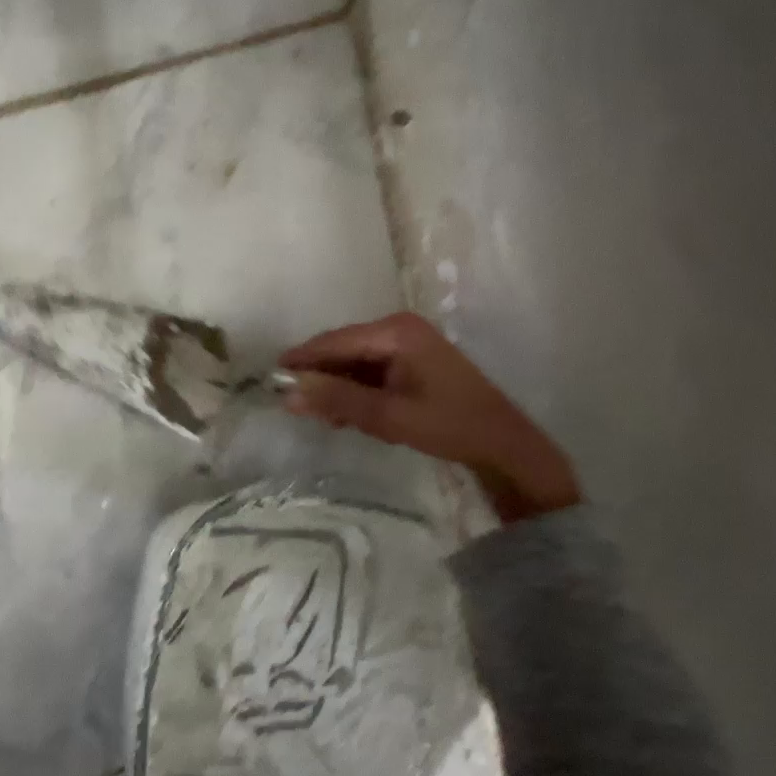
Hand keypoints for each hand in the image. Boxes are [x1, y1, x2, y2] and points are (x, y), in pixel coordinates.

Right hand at [278, 313, 580, 522]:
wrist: (504, 445)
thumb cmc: (448, 425)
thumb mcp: (387, 415)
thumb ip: (336, 400)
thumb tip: (286, 393)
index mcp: (396, 332)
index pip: (334, 341)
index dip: (301, 360)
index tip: (271, 380)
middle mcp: (399, 329)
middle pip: (342, 350)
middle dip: (320, 378)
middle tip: (296, 406)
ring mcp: (407, 346)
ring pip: (353, 364)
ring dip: (336, 389)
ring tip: (323, 417)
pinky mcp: (411, 364)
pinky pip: (369, 373)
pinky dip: (354, 393)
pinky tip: (345, 416)